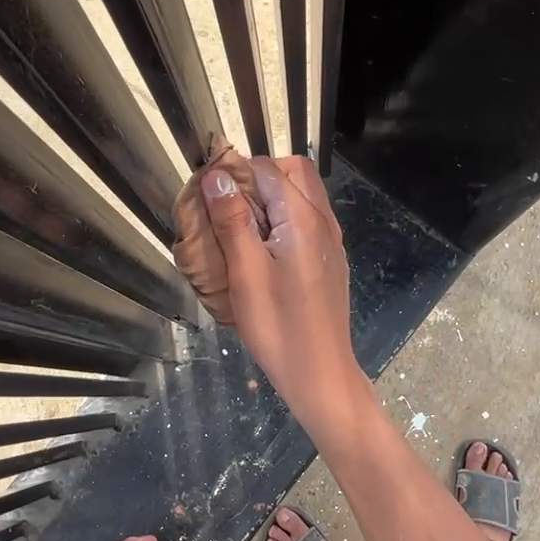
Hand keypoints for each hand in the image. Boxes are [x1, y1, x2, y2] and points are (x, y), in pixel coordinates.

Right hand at [201, 156, 364, 431]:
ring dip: (271, 197)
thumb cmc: (278, 325)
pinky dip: (284, 217)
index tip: (208, 192)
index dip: (236, 172)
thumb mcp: (245, 272)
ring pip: (303, 194)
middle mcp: (323, 220)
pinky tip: (262, 249)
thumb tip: (217, 175)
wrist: (320, 371)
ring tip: (239, 226)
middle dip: (258, 177)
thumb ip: (232, 220)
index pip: (268, 169)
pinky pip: (308, 218)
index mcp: (303, 218)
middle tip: (227, 205)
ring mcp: (331, 239)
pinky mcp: (330, 258)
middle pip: (294, 172)